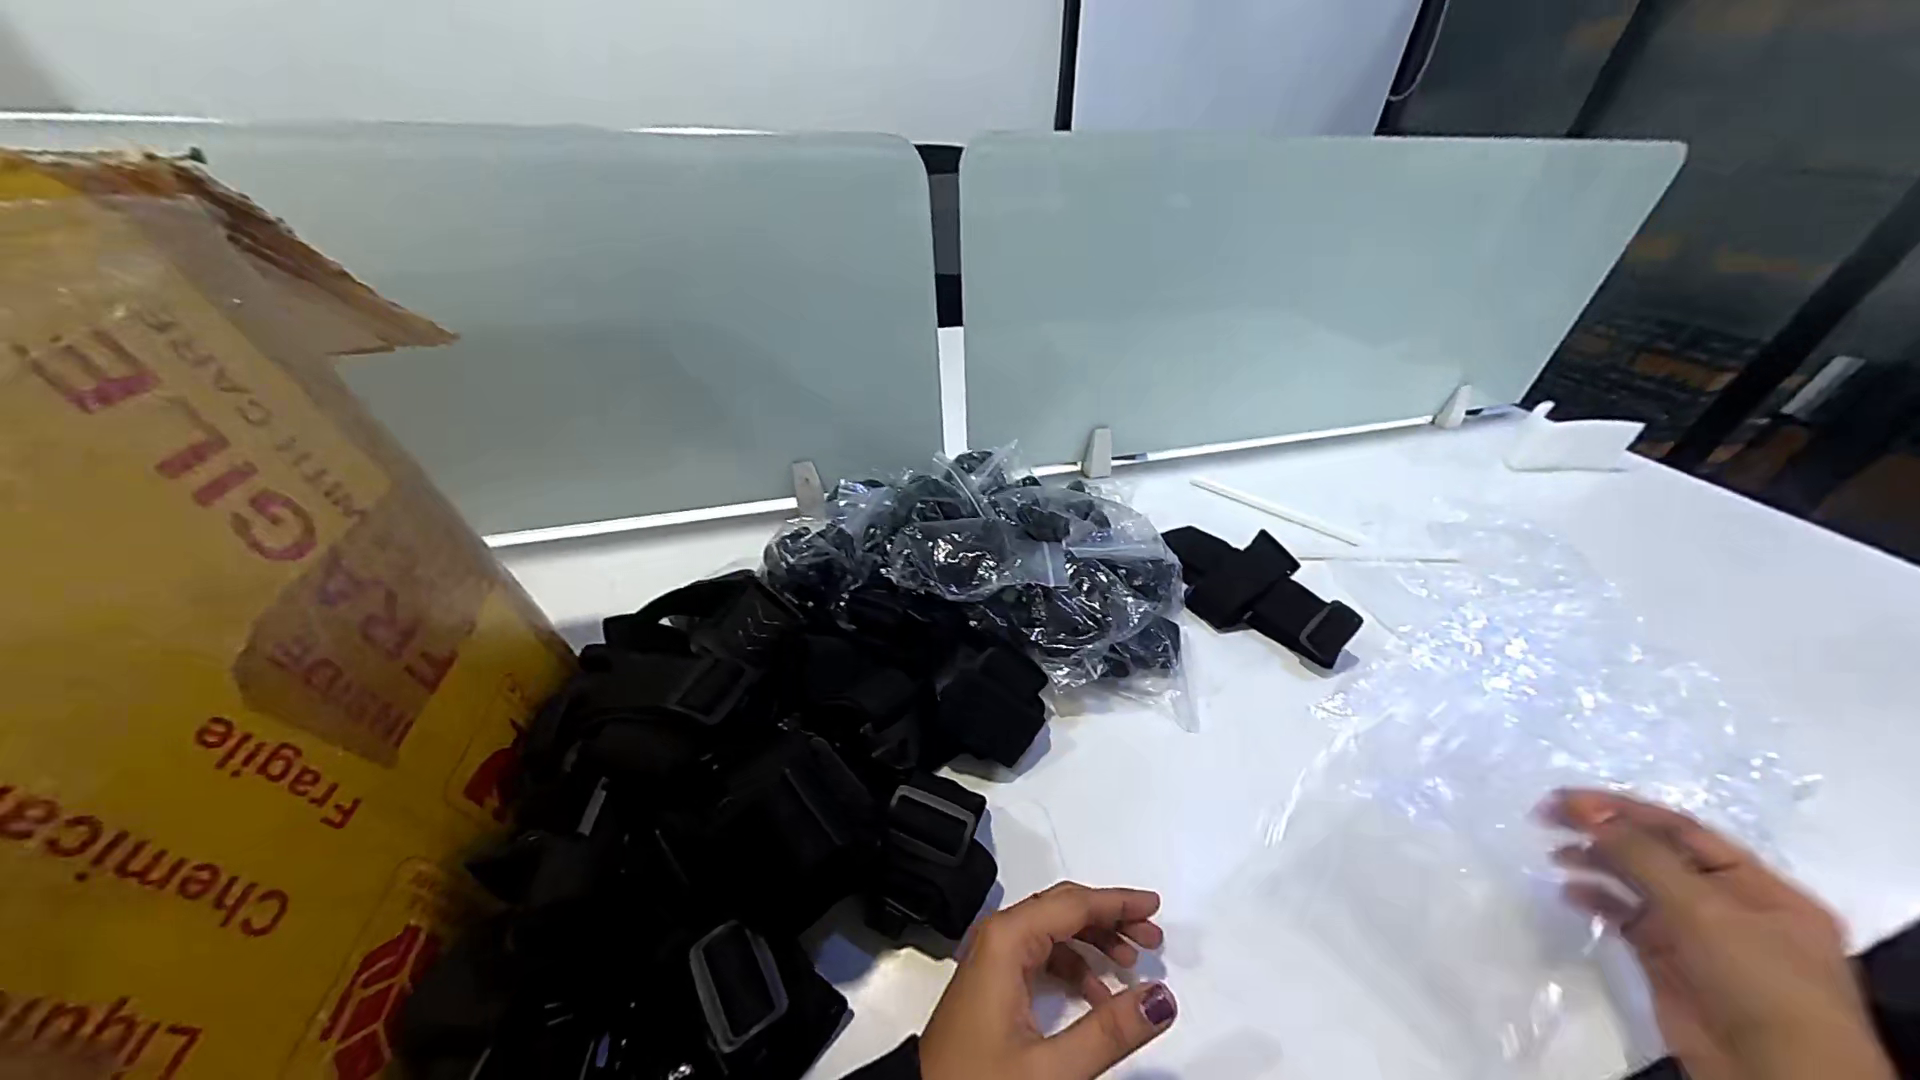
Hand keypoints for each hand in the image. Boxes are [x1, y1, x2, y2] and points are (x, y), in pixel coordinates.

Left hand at [918, 882, 1176, 1079]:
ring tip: (1131, 965)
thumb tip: (1162, 997)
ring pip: (1053, 930)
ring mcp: (993, 955)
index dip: (1117, 902)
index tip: (1154, 905)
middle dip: (1110, 918)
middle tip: (1152, 937)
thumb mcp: (1052, 1068)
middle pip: (1063, 908)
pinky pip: (1041, 954)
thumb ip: (1110, 1031)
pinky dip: (1073, 965)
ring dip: (1094, 941)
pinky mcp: (993, 978)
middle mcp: (999, 935)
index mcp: (1008, 939)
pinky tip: (1096, 995)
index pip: (1073, 904)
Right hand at [1544, 789, 1892, 1079]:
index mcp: (1757, 887)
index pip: (1681, 830)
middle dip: (1600, 831)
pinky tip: (1570, 893)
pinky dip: (1594, 898)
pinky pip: (1623, 914)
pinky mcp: (1666, 956)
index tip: (1564, 800)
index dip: (1621, 809)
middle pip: (1653, 851)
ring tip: (1555, 856)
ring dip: (1592, 862)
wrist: (1774, 1076)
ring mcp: (1696, 932)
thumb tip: (1586, 812)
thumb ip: (1642, 855)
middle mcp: (1728, 903)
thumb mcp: (1704, 909)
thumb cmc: (1757, 981)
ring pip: (1634, 881)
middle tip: (1545, 817)